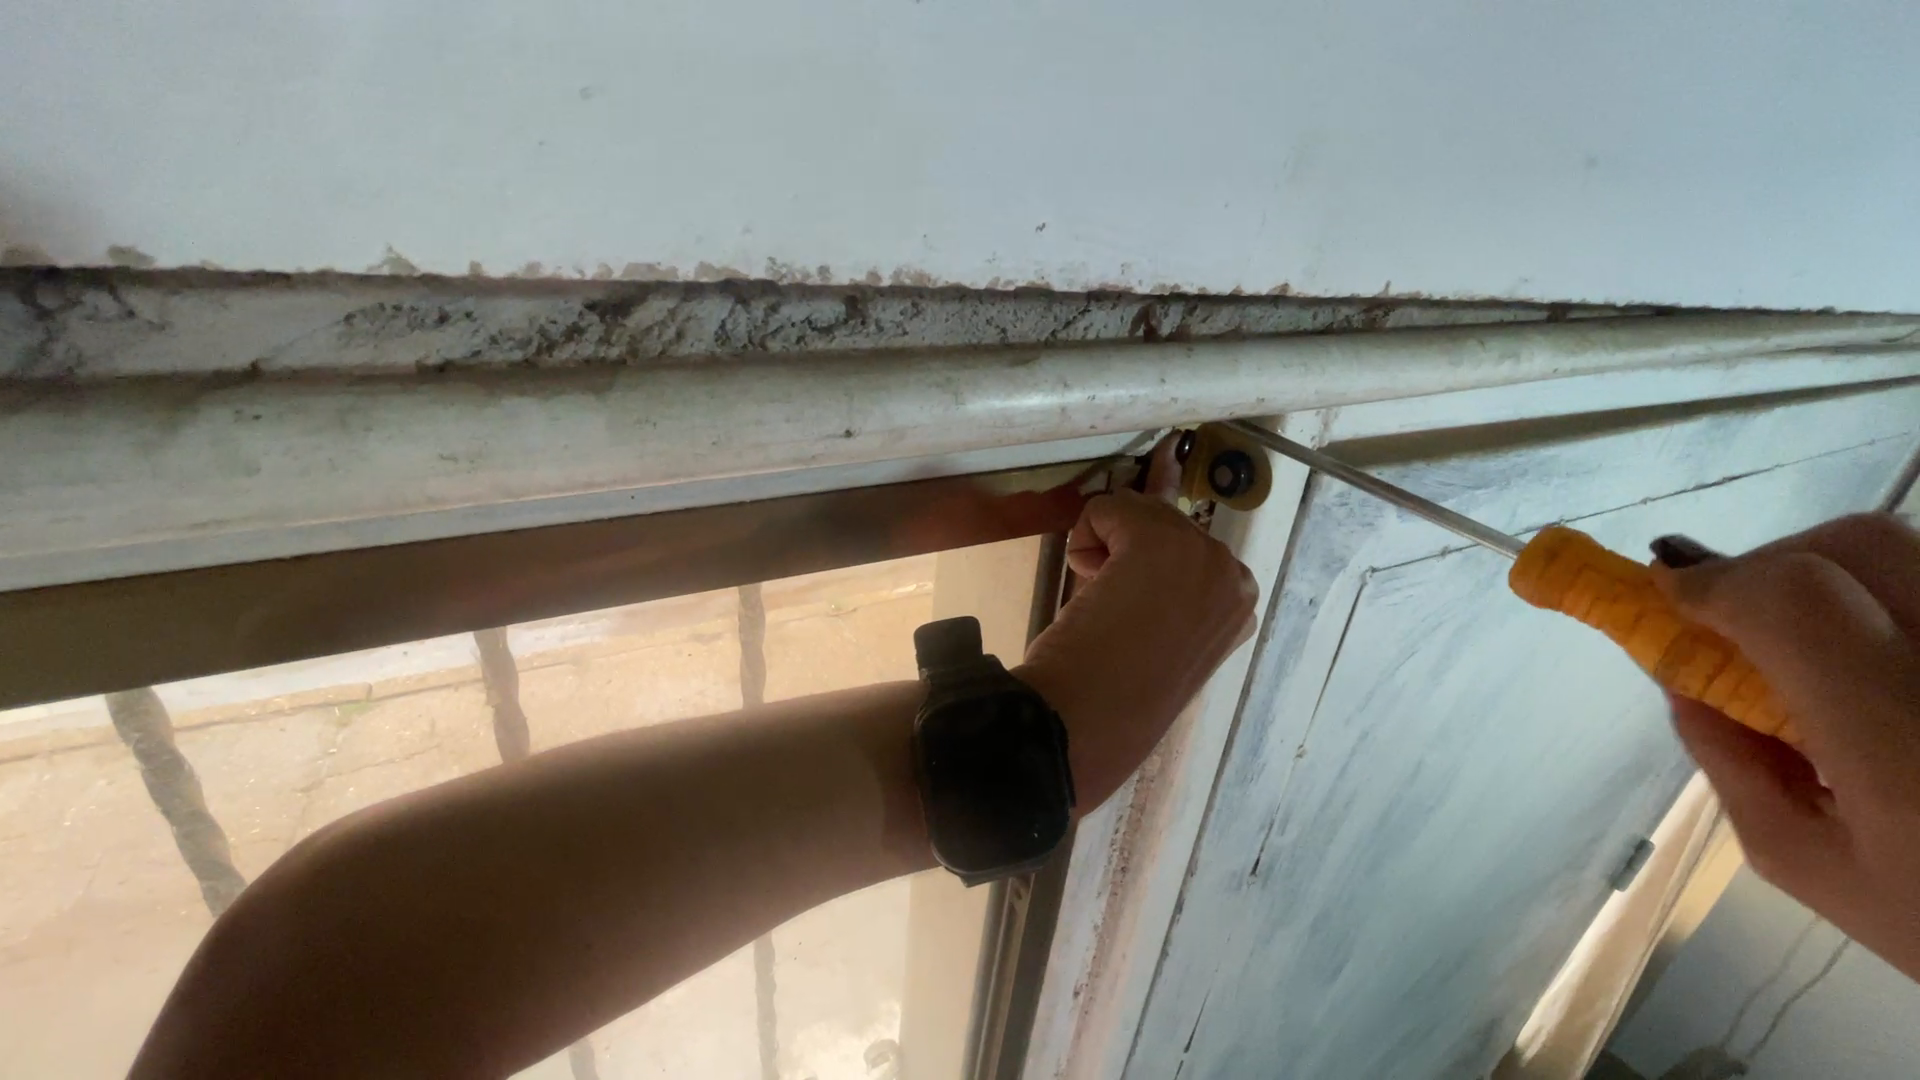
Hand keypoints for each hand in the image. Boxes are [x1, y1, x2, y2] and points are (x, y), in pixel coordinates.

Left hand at [1018, 438, 1259, 810]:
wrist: (1089, 722)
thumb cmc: (1117, 697)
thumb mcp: (1160, 638)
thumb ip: (1167, 598)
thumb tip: (1138, 559)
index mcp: (1238, 607)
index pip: (1185, 551)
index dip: (1144, 572)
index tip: (1135, 613)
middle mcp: (1233, 575)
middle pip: (1162, 526)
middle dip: (1127, 558)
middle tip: (1116, 617)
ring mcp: (1203, 554)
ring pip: (1137, 513)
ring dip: (1106, 551)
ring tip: (1105, 608)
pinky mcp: (1160, 540)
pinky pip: (1106, 508)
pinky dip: (1083, 539)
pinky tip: (1090, 586)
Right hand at [1655, 513, 1919, 979]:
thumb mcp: (1807, 863)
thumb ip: (1729, 761)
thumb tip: (1682, 678)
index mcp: (1901, 735)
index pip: (1790, 597)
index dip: (1712, 579)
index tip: (1666, 593)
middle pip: (1856, 546)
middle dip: (1771, 566)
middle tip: (1743, 622)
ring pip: (1909, 557)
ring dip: (1837, 582)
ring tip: (1824, 652)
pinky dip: (1892, 607)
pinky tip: (1891, 672)